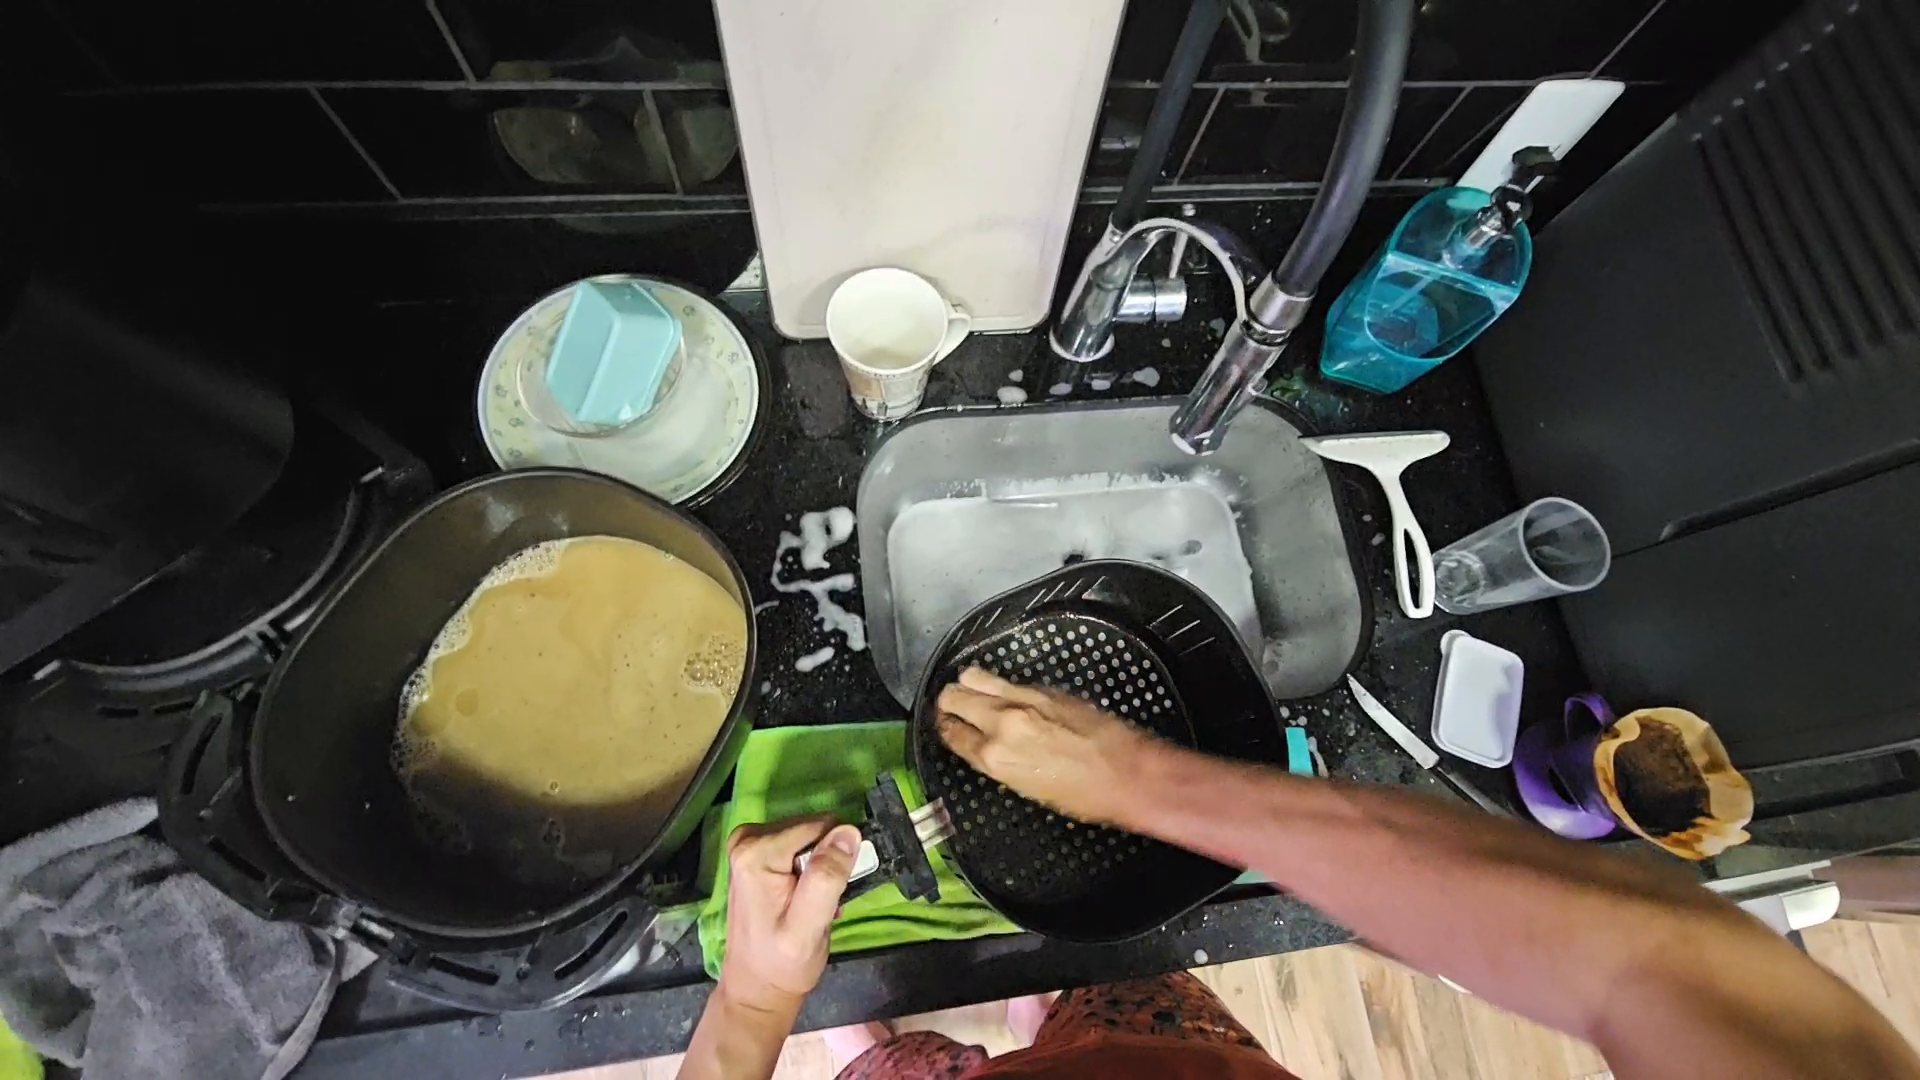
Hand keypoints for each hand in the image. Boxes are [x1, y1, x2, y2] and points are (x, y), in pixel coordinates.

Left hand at [718, 816, 860, 1014]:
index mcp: (757, 852)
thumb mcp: (810, 927)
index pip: (820, 827)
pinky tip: (803, 896)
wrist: (757, 990)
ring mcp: (748, 844)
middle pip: (813, 829)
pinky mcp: (754, 852)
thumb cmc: (782, 964)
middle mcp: (748, 839)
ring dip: (818, 867)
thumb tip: (849, 831)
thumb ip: (827, 877)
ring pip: (809, 836)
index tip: (830, 891)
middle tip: (821, 901)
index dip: (834, 856)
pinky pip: (798, 844)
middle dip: (825, 861)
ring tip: (812, 903)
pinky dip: (807, 868)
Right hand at [935, 666, 1149, 825]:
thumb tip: (987, 748)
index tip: (944, 726)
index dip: (944, 728)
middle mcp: (1002, 723)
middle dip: (948, 702)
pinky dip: (997, 685)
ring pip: (974, 676)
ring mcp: (1022, 700)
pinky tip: (1004, 695)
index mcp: (995, 757)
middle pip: (954, 697)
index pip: (951, 733)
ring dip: (967, 684)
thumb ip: (999, 761)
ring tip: (971, 692)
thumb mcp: (1028, 789)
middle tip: (952, 707)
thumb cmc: (1083, 794)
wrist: (1127, 772)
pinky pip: (1006, 680)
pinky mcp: (1044, 688)